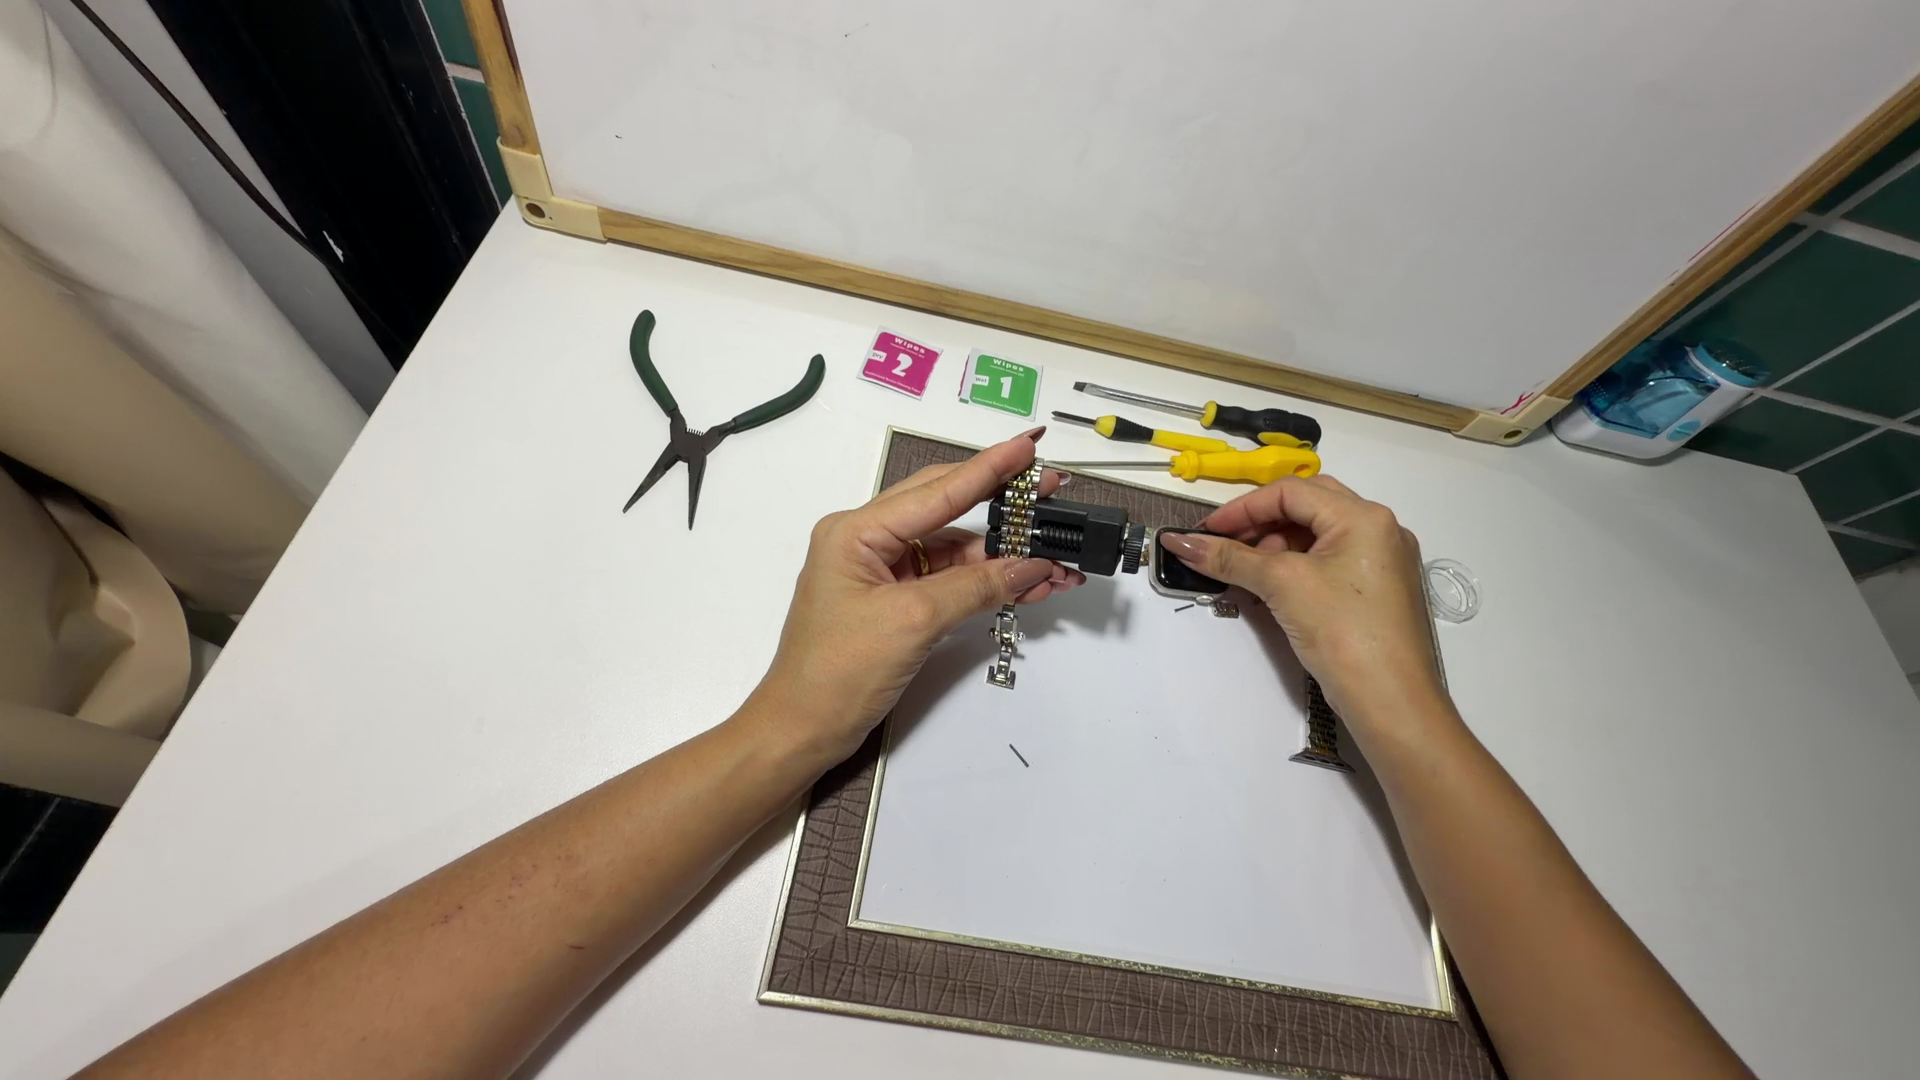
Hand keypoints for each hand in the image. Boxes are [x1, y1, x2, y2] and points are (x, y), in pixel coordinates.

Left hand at [750, 431, 1085, 763]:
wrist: (803, 729)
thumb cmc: (839, 672)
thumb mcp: (913, 621)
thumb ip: (976, 586)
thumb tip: (1032, 565)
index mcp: (857, 531)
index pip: (936, 491)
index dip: (989, 468)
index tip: (1029, 446)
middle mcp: (868, 540)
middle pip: (946, 509)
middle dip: (1002, 507)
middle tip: (1051, 493)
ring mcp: (882, 571)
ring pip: (953, 548)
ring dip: (1001, 557)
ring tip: (1054, 562)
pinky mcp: (895, 599)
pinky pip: (948, 578)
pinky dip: (985, 582)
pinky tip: (1024, 585)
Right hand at [1157, 475, 1447, 737]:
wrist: (1390, 700)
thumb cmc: (1341, 630)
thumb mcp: (1281, 585)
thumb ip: (1228, 558)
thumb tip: (1178, 543)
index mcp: (1363, 516)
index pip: (1290, 492)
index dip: (1242, 508)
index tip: (1206, 532)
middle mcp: (1378, 529)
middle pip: (1306, 505)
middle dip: (1259, 521)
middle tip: (1225, 544)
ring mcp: (1381, 560)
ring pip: (1316, 532)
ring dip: (1275, 543)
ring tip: (1247, 569)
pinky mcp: (1376, 588)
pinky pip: (1327, 558)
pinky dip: (1294, 563)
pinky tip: (1272, 585)